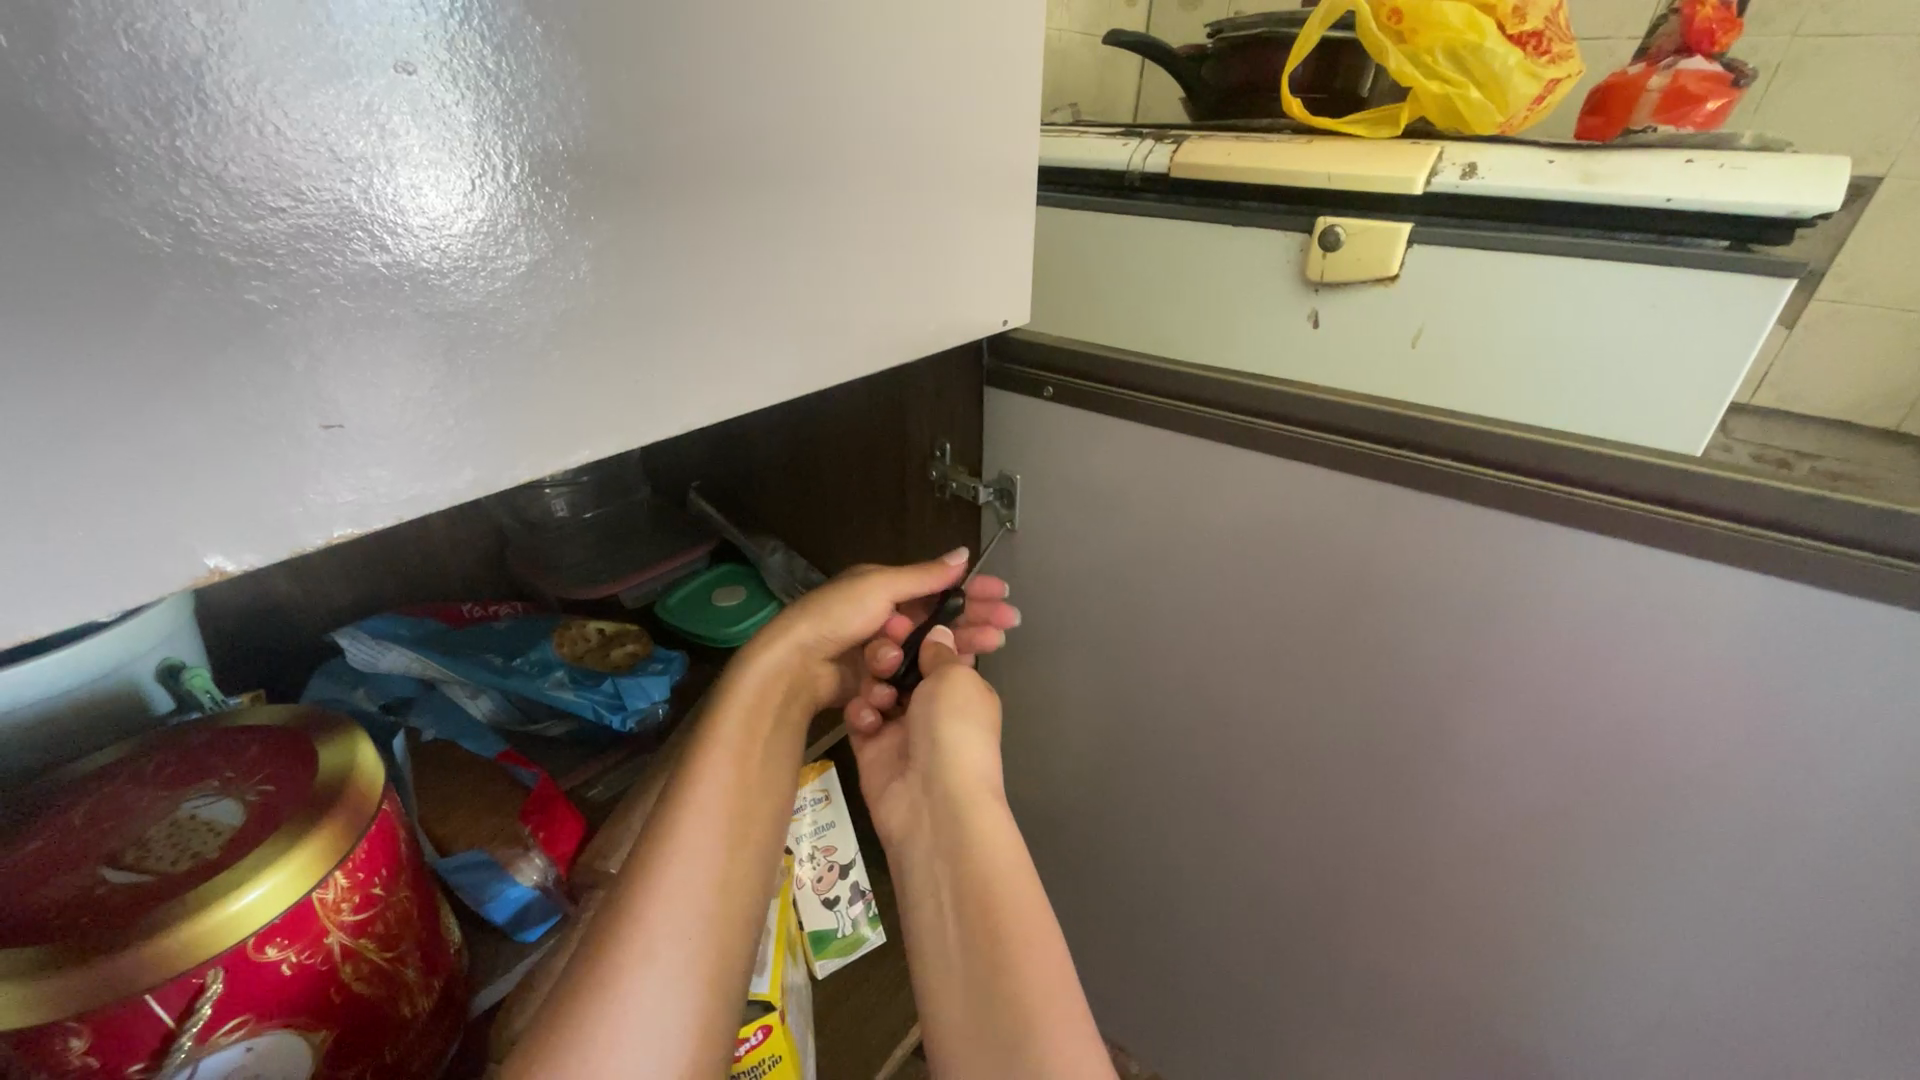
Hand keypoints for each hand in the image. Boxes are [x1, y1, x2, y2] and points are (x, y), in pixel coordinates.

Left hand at [742, 549, 1019, 714]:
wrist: (796, 664)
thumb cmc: (837, 616)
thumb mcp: (880, 587)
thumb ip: (925, 576)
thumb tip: (964, 553)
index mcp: (888, 588)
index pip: (939, 587)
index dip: (971, 591)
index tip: (1002, 596)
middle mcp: (889, 616)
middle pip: (942, 619)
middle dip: (975, 619)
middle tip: (1008, 625)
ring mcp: (886, 650)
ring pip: (932, 646)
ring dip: (959, 642)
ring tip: (990, 644)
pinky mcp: (882, 678)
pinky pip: (915, 671)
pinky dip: (931, 668)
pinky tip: (956, 667)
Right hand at [846, 624, 1005, 847]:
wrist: (934, 802)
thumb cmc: (956, 729)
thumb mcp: (956, 678)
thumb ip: (941, 652)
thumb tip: (938, 632)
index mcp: (963, 688)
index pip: (939, 653)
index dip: (921, 634)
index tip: (902, 616)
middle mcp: (933, 707)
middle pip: (902, 667)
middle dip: (890, 657)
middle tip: (886, 656)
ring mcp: (901, 728)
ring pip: (877, 688)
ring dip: (874, 685)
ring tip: (881, 696)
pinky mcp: (872, 749)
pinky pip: (860, 718)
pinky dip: (861, 714)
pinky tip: (868, 721)